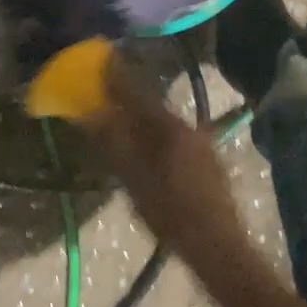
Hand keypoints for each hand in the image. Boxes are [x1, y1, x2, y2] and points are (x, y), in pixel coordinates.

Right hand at [77, 48, 246, 262]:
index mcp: (167, 126)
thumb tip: (88, 113)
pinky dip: (156, 138)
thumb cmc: (169, 212)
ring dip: (142, 121)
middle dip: (127, 99)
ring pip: (163, 124)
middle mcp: (187, 127)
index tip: (100, 58)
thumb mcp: (131, 178)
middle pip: (150, 106)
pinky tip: (148, 153)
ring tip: (122, 125)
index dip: (115, 75)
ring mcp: (202, 144)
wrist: (218, 247)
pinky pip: (174, 139)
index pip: (135, 91)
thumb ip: (110, 141)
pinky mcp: (208, 163)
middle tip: (105, 95)